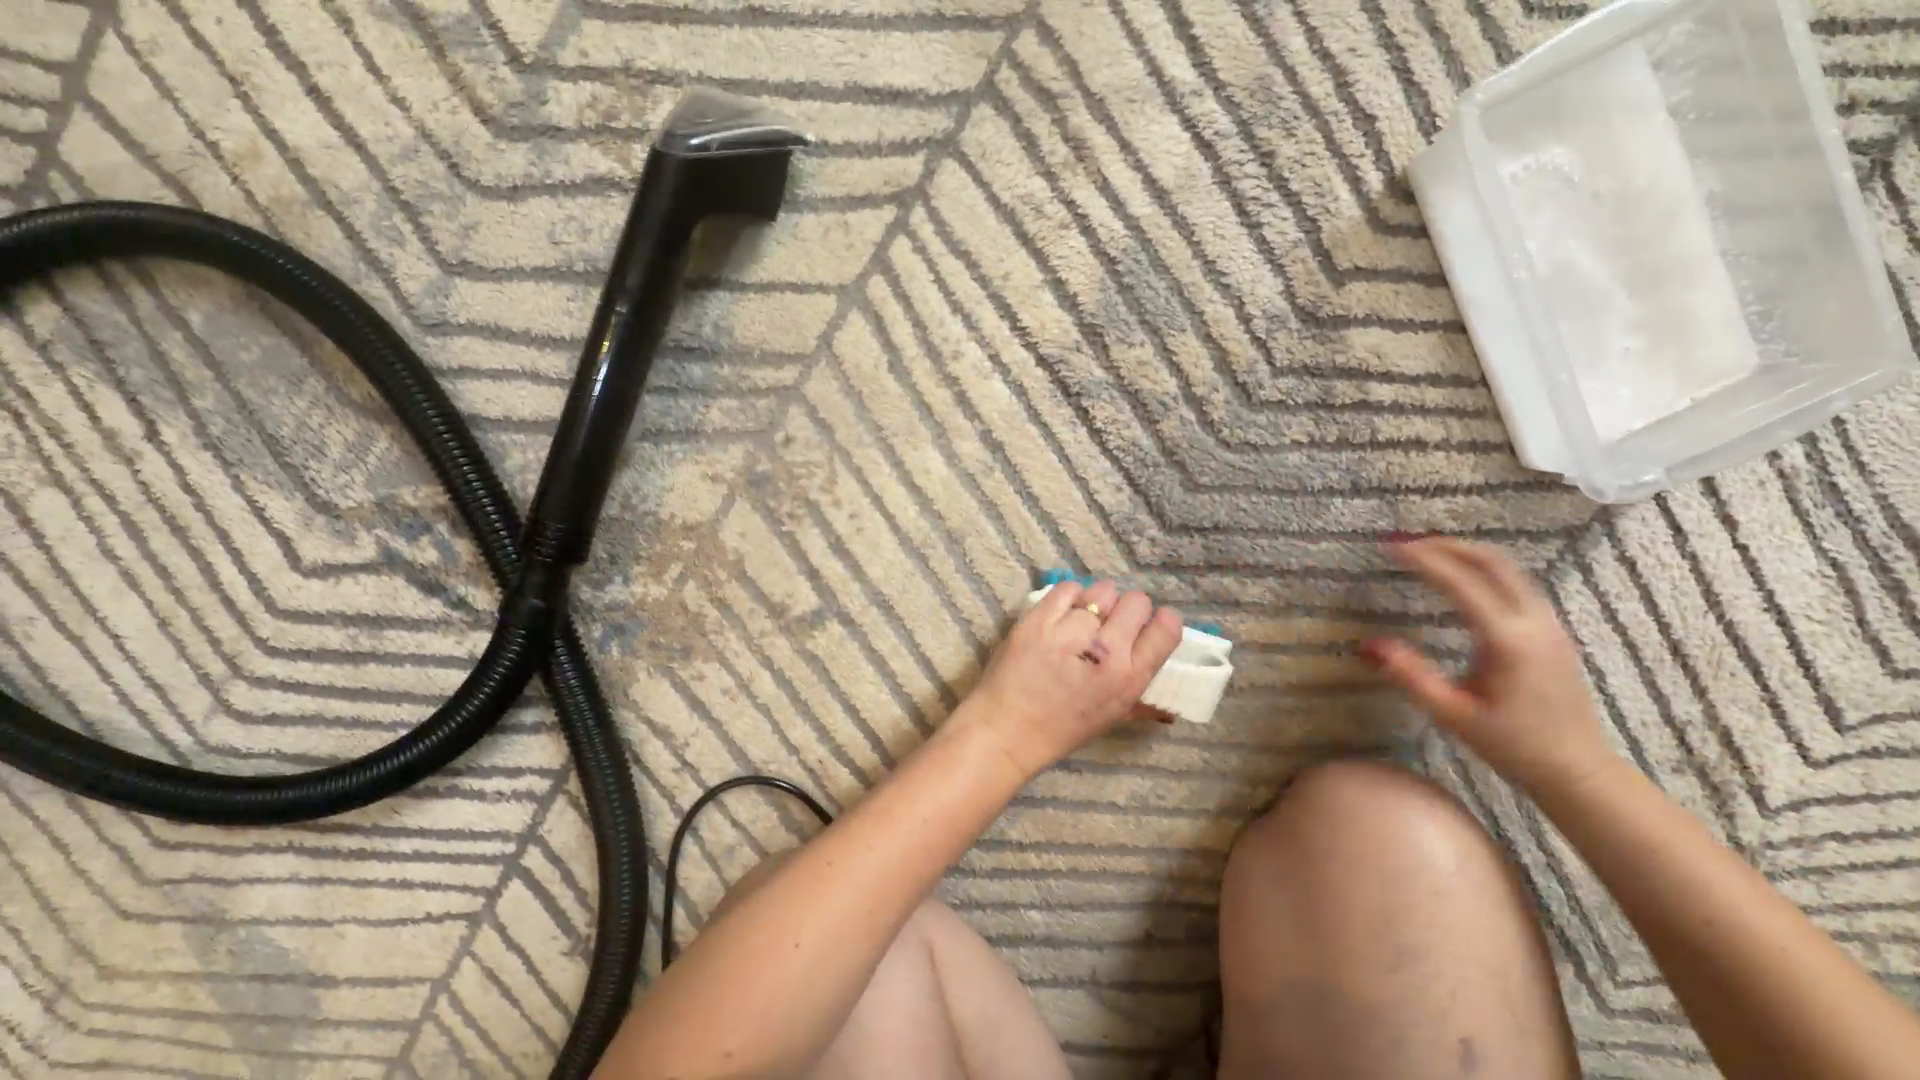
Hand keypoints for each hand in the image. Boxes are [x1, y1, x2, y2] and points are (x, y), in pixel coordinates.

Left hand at [962, 580, 1184, 778]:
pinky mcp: (1040, 618)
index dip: (1159, 621)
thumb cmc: (1061, 730)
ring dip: (1097, 602)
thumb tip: (1169, 702)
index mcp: (1130, 678)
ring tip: (1082, 620)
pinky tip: (1062, 614)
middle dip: (1127, 610)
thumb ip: (1143, 702)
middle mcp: (1106, 651)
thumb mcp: (1112, 718)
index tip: (1145, 627)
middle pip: (1137, 601)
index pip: (1167, 626)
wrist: (1007, 731)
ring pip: (1103, 590)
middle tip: (1110, 625)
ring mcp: (1071, 631)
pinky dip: (1069, 597)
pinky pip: (1069, 588)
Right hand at [1362, 537, 1614, 790]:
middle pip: (1493, 563)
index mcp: (1508, 640)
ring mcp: (1550, 625)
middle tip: (1408, 542)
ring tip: (1431, 553)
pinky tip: (1465, 580)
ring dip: (1469, 555)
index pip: (1462, 583)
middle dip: (1448, 546)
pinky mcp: (1554, 632)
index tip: (1391, 546)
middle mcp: (1535, 622)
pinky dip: (1486, 570)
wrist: (1576, 770)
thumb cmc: (1512, 746)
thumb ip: (1411, 676)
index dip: (1425, 560)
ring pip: (1510, 570)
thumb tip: (1368, 645)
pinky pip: (1519, 585)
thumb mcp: (1452, 715)